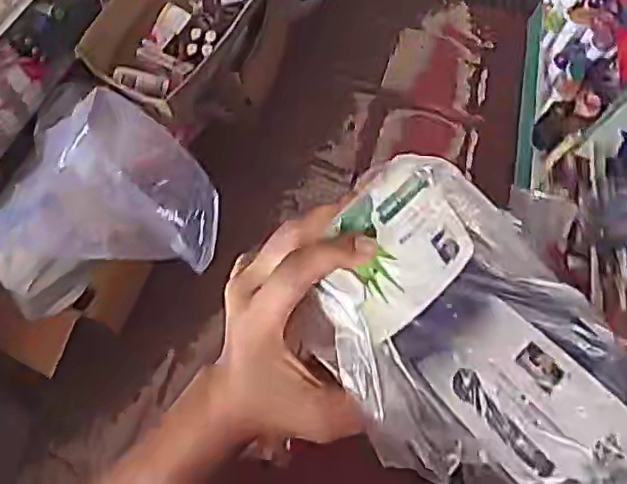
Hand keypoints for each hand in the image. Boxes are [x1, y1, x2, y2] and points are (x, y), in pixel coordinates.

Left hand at [101, 207, 373, 483]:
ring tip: (359, 212)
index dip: (333, 252)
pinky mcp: (248, 267)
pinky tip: (335, 228)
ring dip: (323, 219)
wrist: (228, 397)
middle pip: (288, 236)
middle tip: (369, 209)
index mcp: (260, 317)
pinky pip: (282, 239)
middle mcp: (248, 285)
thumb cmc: (271, 404)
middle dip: (330, 218)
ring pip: (285, 231)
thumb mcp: (316, 417)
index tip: (370, 247)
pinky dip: (311, 229)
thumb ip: (357, 404)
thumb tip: (398, 383)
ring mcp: (244, 272)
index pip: (296, 269)